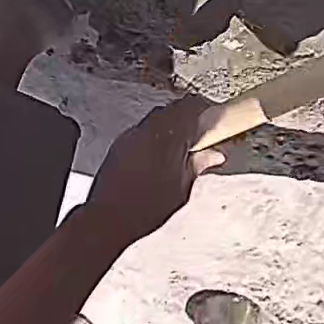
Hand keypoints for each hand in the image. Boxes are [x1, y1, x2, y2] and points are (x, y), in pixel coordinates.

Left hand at [83, 96, 225, 244]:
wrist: (108, 218)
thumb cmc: (146, 206)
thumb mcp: (182, 189)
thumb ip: (198, 165)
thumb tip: (215, 155)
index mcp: (169, 135)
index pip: (191, 106)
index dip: (204, 109)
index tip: (212, 120)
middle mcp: (149, 128)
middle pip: (173, 109)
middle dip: (187, 119)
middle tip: (197, 137)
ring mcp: (132, 134)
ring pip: (156, 118)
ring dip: (169, 127)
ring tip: (177, 149)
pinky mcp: (120, 143)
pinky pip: (142, 130)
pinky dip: (153, 136)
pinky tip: (156, 157)